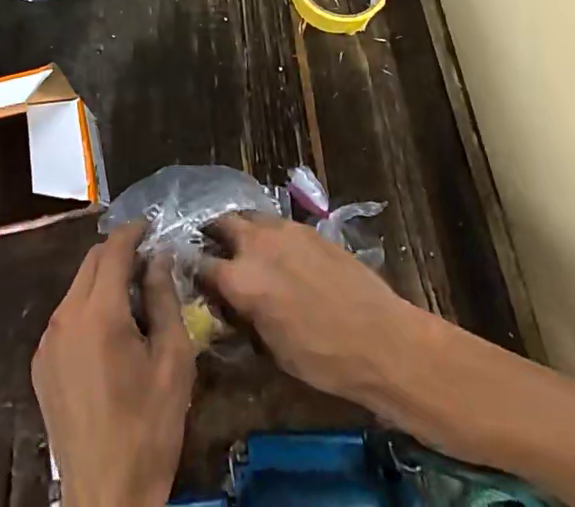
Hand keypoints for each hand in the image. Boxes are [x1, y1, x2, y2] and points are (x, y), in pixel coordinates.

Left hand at [33, 222, 196, 506]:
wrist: (106, 493)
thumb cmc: (149, 426)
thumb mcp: (173, 361)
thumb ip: (165, 300)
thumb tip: (159, 258)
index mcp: (99, 313)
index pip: (112, 251)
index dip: (132, 232)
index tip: (151, 225)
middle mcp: (64, 317)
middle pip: (90, 264)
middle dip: (118, 254)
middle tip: (149, 261)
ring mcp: (47, 341)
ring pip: (77, 289)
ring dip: (103, 282)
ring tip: (134, 300)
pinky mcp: (41, 364)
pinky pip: (66, 318)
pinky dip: (88, 309)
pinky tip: (110, 334)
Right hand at [200, 212, 426, 404]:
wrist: (382, 339)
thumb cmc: (323, 358)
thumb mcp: (270, 348)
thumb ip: (243, 314)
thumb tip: (232, 302)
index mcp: (240, 280)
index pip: (199, 264)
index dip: (192, 269)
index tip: (192, 274)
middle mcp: (256, 245)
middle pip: (221, 224)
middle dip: (213, 235)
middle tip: (215, 250)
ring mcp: (285, 231)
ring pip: (250, 217)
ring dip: (243, 230)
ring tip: (248, 248)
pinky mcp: (310, 229)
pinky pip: (279, 224)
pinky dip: (271, 234)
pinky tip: (281, 253)